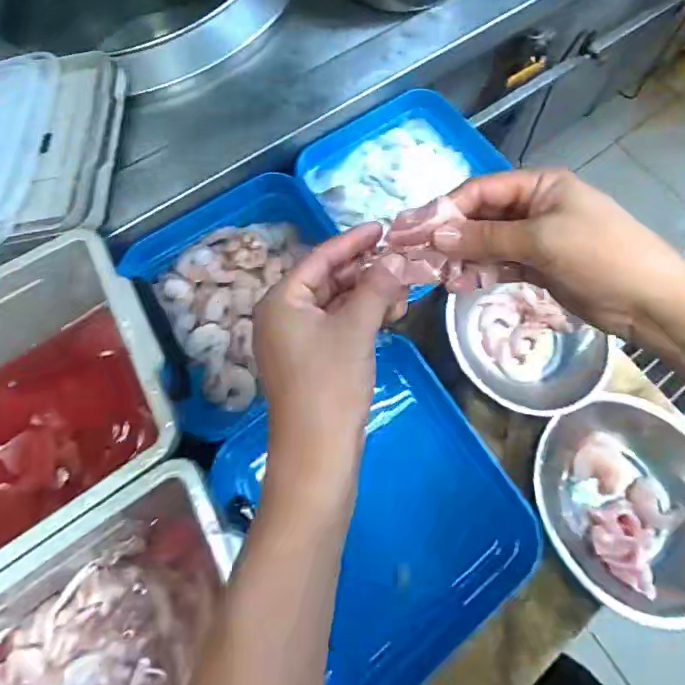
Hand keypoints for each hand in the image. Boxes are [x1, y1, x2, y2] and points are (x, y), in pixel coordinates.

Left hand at [252, 222, 407, 505]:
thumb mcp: (356, 329)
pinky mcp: (309, 361)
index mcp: (281, 300)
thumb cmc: (330, 385)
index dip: (353, 241)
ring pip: (334, 303)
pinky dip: (362, 317)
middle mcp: (282, 315)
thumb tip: (396, 259)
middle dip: (365, 270)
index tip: (383, 227)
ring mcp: (294, 340)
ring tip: (403, 288)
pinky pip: (336, 325)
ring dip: (368, 294)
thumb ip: (376, 288)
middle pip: (327, 279)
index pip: (320, 258)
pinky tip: (390, 313)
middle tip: (401, 260)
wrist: (316, 457)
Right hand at [429, 168, 684, 341]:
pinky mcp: (541, 265)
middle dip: (450, 234)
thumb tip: (435, 236)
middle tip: (416, 254)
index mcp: (540, 185)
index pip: (481, 189)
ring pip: (488, 242)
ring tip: (435, 275)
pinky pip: (501, 263)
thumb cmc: (600, 256)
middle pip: (481, 215)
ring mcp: (538, 237)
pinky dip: (481, 271)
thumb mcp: (541, 241)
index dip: (446, 208)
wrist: (652, 302)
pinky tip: (459, 283)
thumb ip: (486, 238)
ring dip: (462, 256)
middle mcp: (535, 205)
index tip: (414, 229)